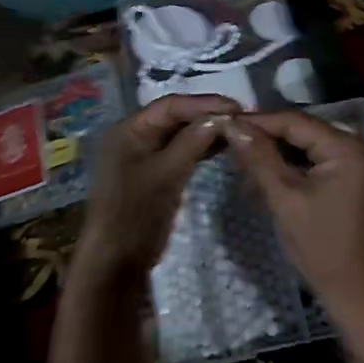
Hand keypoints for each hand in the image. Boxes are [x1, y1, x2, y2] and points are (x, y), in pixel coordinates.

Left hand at [73, 94, 238, 283]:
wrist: (118, 258)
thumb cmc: (135, 211)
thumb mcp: (166, 174)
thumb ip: (191, 142)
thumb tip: (221, 117)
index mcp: (128, 130)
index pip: (169, 106)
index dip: (203, 104)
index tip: (238, 107)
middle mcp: (135, 137)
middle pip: (175, 118)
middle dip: (207, 116)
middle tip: (245, 118)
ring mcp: (145, 156)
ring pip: (180, 136)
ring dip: (207, 133)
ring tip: (241, 131)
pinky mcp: (156, 175)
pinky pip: (180, 154)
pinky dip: (200, 149)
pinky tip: (224, 148)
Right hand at [222, 111, 363, 319]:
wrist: (351, 287)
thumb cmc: (318, 243)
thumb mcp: (283, 197)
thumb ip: (258, 157)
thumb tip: (231, 125)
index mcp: (346, 149)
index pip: (294, 121)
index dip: (257, 121)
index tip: (224, 123)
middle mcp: (355, 147)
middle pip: (300, 129)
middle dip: (263, 135)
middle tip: (228, 140)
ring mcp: (352, 162)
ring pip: (302, 143)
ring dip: (272, 150)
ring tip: (239, 157)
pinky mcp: (346, 176)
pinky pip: (310, 158)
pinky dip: (286, 163)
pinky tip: (260, 171)